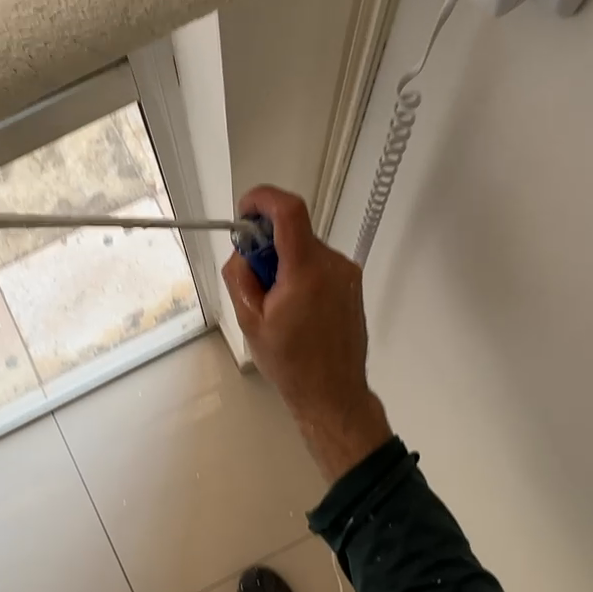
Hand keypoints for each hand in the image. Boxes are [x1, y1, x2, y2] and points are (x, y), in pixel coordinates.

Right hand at [223, 185, 392, 481]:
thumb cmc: (291, 364)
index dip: (262, 199)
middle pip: (293, 232)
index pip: (288, 210)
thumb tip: (242, 250)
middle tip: (253, 280)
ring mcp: (347, 273)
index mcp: (306, 272)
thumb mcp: (250, 321)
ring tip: (276, 305)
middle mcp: (333, 265)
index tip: (244, 212)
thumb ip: (240, 276)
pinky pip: (319, 264)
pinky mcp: (352, 283)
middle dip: (266, 246)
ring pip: (305, 248)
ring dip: (283, 263)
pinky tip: (295, 308)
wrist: (333, 393)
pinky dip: (300, 273)